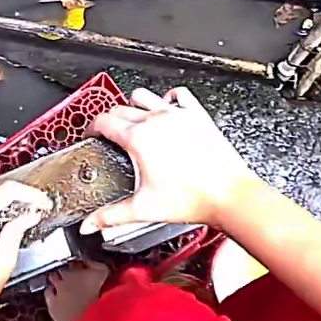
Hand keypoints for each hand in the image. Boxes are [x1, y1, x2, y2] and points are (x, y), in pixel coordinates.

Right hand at [82, 86, 261, 231]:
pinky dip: (167, 98)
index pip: (103, 121)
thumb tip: (91, 225)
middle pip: (120, 108)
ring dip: (134, 105)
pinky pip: (178, 95)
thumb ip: (110, 216)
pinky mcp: (197, 115)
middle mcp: (156, 120)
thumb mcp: (143, 209)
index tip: (91, 135)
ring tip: (133, 120)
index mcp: (138, 138)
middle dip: (109, 119)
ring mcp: (177, 115)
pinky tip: (166, 109)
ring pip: (145, 95)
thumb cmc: (193, 199)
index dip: (92, 128)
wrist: (230, 196)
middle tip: (108, 134)